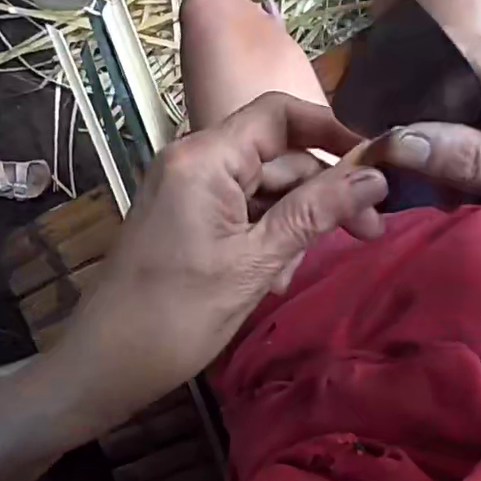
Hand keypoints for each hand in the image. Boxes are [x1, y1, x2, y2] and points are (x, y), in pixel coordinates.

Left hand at [55, 93, 388, 433]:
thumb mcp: (256, 263)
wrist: (103, 365)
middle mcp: (196, 159)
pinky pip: (244, 208)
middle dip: (325, 191)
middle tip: (369, 233)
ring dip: (298, 220)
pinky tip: (279, 273)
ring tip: (307, 268)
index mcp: (205, 158)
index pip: (280, 115)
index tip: (376, 164)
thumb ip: (316, 212)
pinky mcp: (190, 213)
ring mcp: (191, 187)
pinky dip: (270, 233)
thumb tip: (377, 177)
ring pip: (266, 186)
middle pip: (279, 156)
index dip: (332, 130)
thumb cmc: (176, 316)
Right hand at [376, 35, 480, 293]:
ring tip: (450, 190)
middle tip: (414, 177)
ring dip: (454, 138)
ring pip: (475, 92)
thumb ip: (466, 160)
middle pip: (455, 70)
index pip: (443, 47)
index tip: (370, 125)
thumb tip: (394, 136)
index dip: (398, 81)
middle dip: (426, 121)